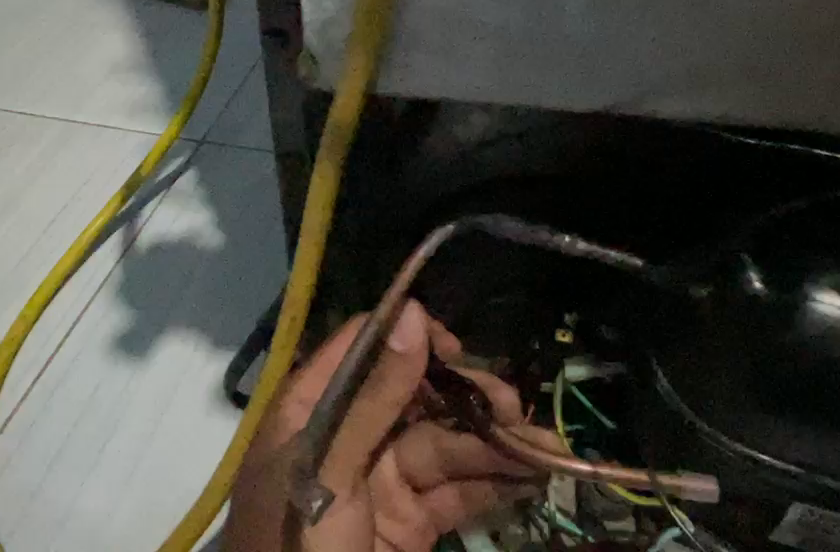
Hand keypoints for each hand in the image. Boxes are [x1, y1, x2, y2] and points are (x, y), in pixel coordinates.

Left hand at [226, 301, 556, 551]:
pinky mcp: (409, 523)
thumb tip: (415, 311)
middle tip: (514, 408)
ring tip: (543, 448)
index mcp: (314, 406)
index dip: (413, 338)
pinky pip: (455, 492)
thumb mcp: (330, 466)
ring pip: (445, 444)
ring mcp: (381, 480)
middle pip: (417, 394)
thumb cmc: (296, 544)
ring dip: (492, 444)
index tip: (458, 349)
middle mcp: (350, 433)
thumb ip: (375, 394)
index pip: (367, 346)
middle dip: (468, 398)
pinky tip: (529, 477)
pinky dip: (491, 485)